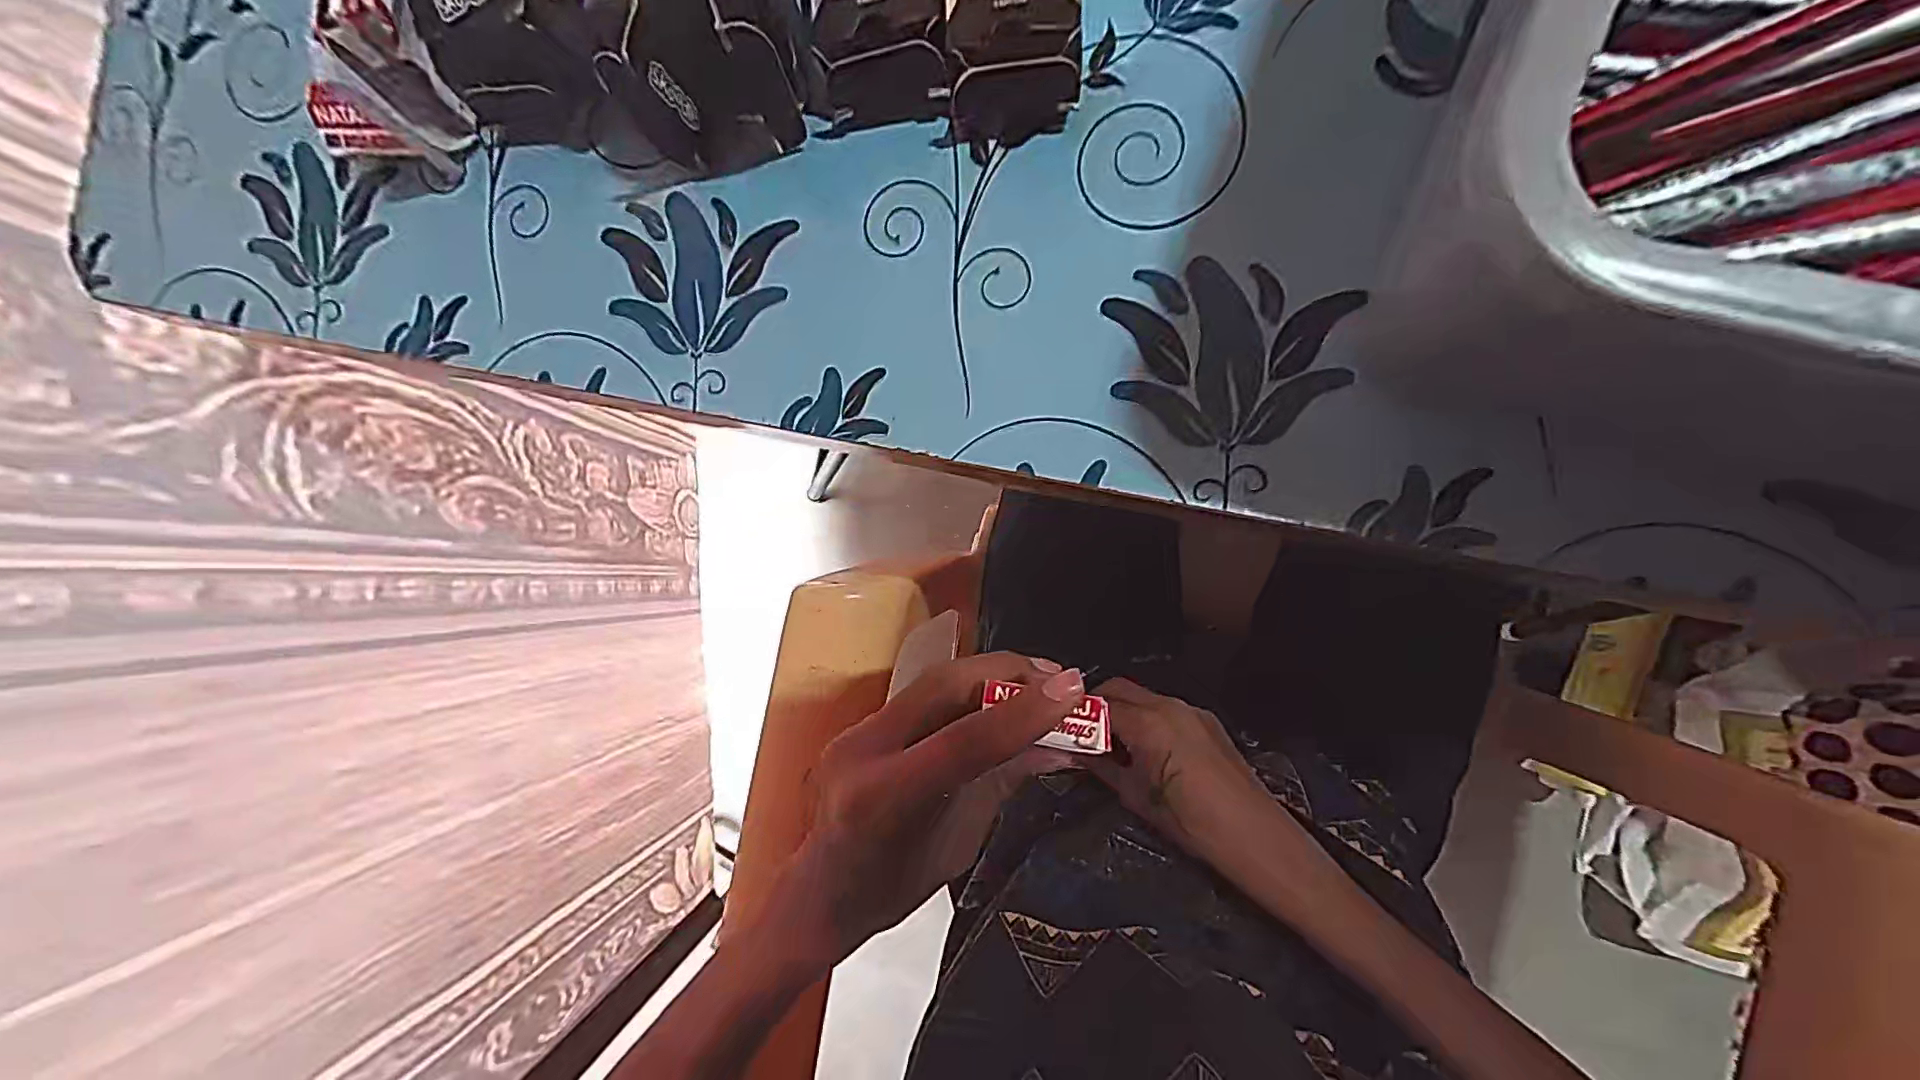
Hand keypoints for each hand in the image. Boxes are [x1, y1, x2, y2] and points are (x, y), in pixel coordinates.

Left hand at [776, 652, 1086, 963]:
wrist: (819, 893)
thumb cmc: (887, 890)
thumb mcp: (957, 846)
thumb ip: (999, 787)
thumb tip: (1055, 747)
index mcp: (884, 797)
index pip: (963, 741)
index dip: (1024, 712)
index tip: (1072, 692)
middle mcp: (863, 752)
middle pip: (945, 687)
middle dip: (1009, 673)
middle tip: (1060, 681)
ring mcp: (856, 733)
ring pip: (933, 680)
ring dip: (990, 675)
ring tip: (1037, 680)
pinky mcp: (860, 724)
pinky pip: (922, 693)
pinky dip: (967, 688)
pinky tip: (996, 693)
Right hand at [1086, 677, 1269, 857]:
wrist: (1257, 840)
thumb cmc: (1192, 824)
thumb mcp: (1135, 796)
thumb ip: (1100, 765)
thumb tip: (1073, 751)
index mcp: (1149, 723)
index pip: (1097, 704)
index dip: (1073, 717)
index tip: (1057, 731)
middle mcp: (1170, 706)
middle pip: (1117, 688)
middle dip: (1094, 706)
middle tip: (1080, 736)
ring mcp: (1192, 711)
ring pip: (1141, 696)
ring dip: (1120, 711)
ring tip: (1110, 746)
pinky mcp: (1207, 722)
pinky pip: (1165, 709)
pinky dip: (1145, 719)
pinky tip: (1144, 750)